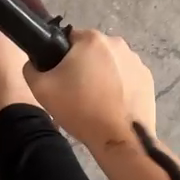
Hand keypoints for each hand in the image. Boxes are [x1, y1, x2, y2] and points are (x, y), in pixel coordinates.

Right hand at [24, 29, 156, 153]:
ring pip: (110, 63)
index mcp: (92, 38)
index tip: (61, 76)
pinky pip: (127, 77)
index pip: (69, 38)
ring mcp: (136, 61)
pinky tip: (113, 105)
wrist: (119, 140)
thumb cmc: (80, 110)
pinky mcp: (148, 79)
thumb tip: (36, 62)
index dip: (61, 56)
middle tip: (76, 91)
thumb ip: (31, 67)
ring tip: (96, 101)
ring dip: (102, 75)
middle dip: (83, 65)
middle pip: (92, 50)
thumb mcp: (41, 89)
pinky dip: (120, 86)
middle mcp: (117, 43)